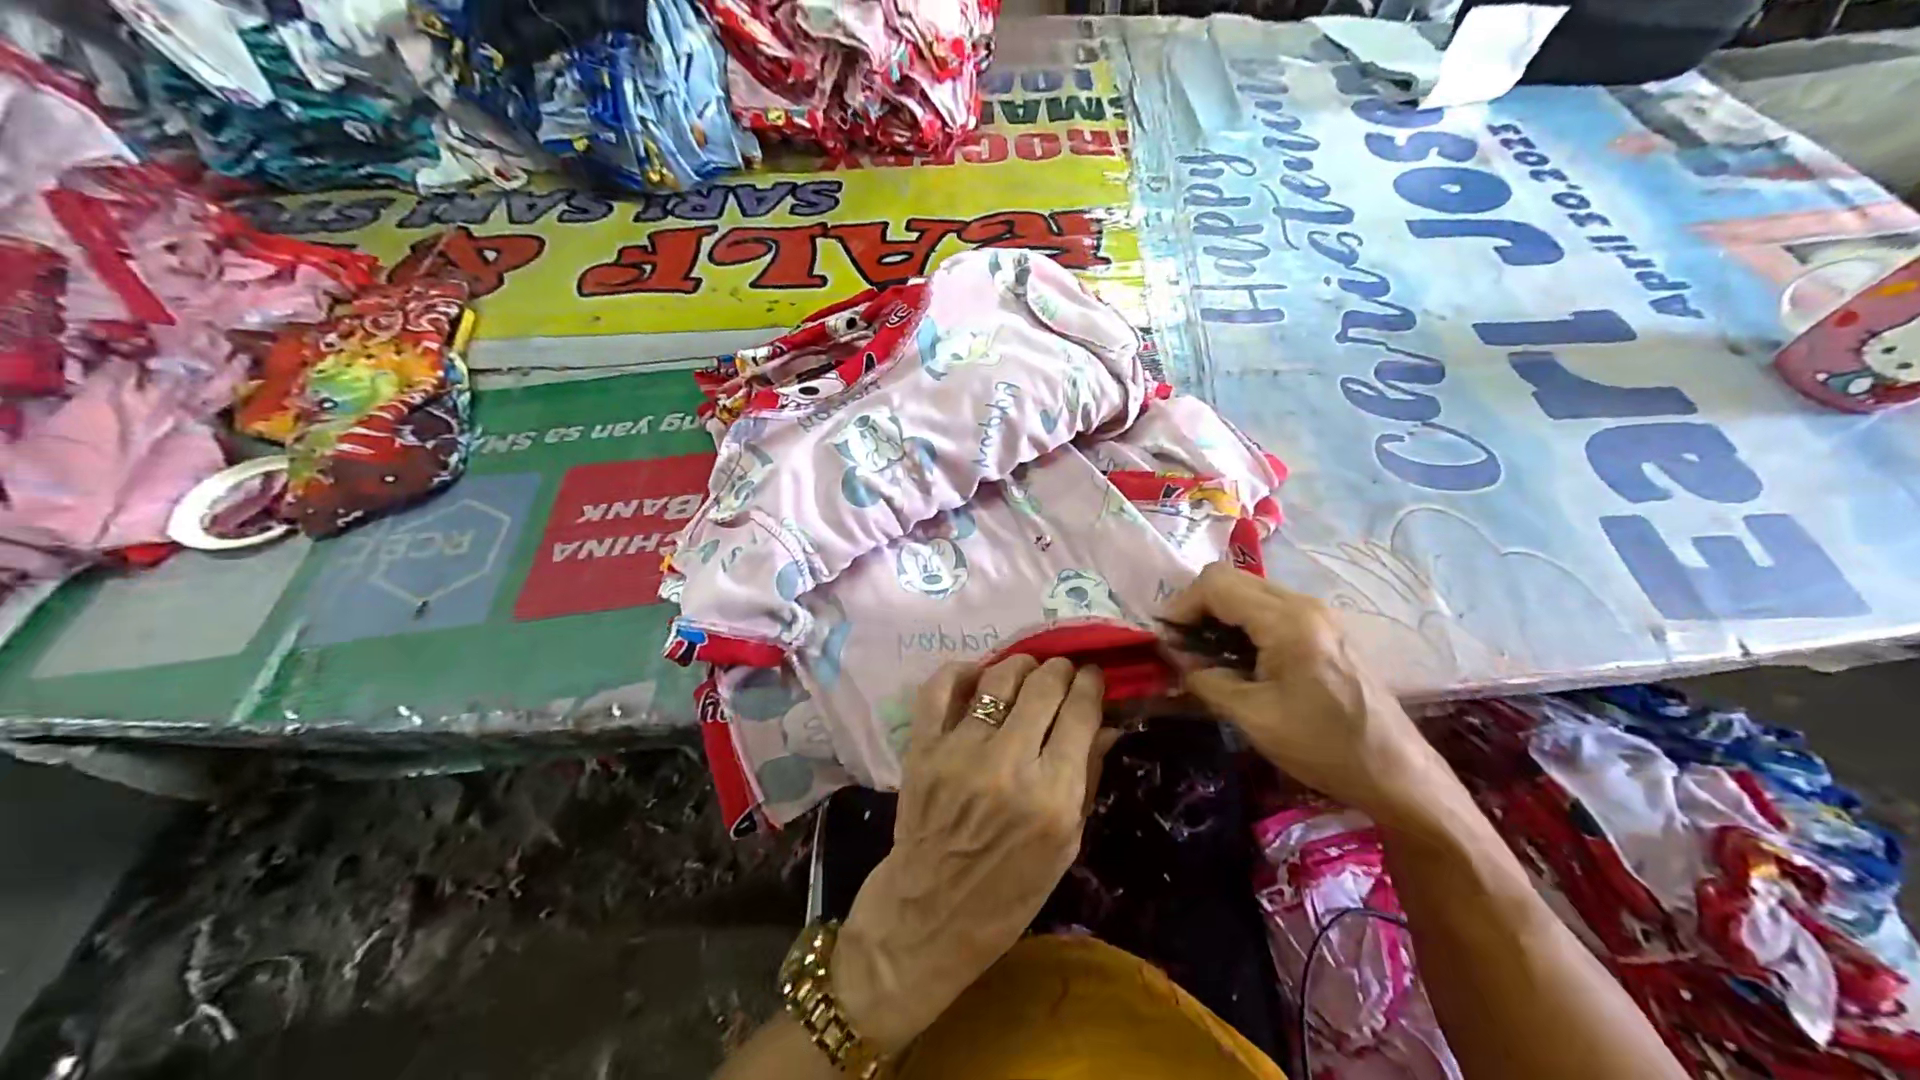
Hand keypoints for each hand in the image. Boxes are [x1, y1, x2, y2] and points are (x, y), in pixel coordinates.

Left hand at [831, 656, 1118, 1054]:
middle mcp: (1008, 765)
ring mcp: (960, 752)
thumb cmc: (1009, 890)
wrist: (931, 911)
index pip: (1080, 714)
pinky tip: (977, 675)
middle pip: (1043, 687)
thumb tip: (1105, 723)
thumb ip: (1087, 778)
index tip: (1093, 676)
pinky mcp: (923, 748)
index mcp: (1052, 796)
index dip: (1091, 685)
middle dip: (1061, 670)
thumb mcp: (1066, 844)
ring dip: (1020, 665)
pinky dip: (961, 671)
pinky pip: (940, 688)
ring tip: (1027, 670)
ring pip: (997, 678)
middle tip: (1063, 671)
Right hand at [1162, 562, 1451, 825]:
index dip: (1181, 605)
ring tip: (1202, 654)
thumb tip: (1174, 655)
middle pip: (1231, 579)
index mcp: (1288, 621)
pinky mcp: (1323, 630)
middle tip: (1179, 647)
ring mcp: (1318, 615)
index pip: (1216, 584)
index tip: (1165, 641)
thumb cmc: (1323, 746)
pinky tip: (1236, 658)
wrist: (1397, 773)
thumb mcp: (1252, 717)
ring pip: (1249, 592)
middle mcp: (1304, 605)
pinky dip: (1240, 623)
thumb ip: (1205, 678)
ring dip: (1218, 614)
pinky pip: (1268, 609)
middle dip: (1196, 607)